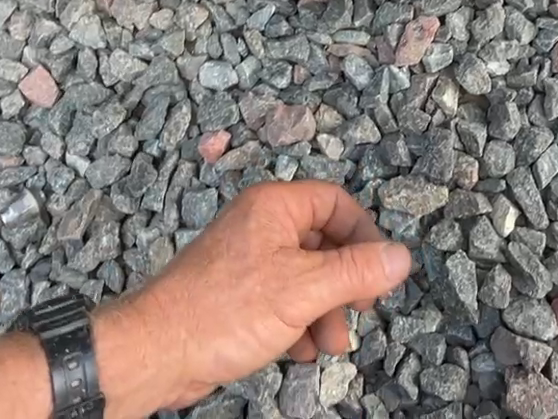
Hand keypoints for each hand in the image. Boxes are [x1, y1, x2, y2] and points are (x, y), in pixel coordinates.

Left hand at [91, 181, 411, 416]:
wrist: (154, 353)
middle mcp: (262, 223)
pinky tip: (302, 349)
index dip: (363, 235)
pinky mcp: (237, 291)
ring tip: (329, 344)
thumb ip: (356, 271)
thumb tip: (403, 256)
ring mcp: (247, 257)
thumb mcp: (303, 290)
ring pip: (305, 274)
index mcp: (275, 206)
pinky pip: (282, 296)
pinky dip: (299, 320)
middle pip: (323, 242)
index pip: (336, 203)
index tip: (378, 273)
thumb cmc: (225, 311)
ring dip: (324, 309)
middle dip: (343, 283)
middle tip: (357, 313)